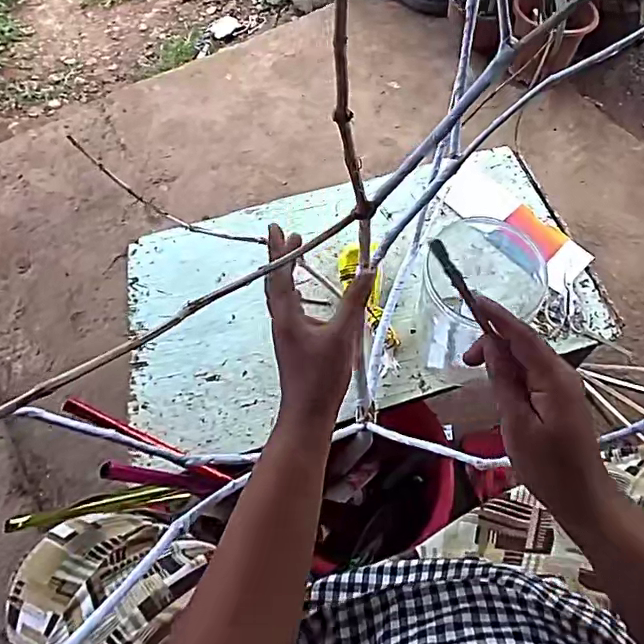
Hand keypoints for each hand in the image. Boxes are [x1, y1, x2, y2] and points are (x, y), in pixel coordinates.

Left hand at [265, 224, 373, 425]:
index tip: (279, 230)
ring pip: (281, 294)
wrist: (307, 413)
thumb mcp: (343, 335)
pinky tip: (303, 295)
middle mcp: (282, 320)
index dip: (281, 251)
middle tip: (285, 235)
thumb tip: (367, 272)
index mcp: (288, 316)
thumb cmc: (321, 377)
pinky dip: (293, 291)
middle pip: (276, 281)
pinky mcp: (292, 341)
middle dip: (281, 256)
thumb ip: (355, 302)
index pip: (281, 275)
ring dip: (286, 272)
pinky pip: (288, 307)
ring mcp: (285, 332)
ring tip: (294, 257)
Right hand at [463, 296, 618, 524]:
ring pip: (527, 358)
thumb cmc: (550, 469)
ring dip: (502, 358)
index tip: (474, 300)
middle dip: (494, 341)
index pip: (522, 336)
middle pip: (524, 344)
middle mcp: (562, 374)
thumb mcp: (517, 425)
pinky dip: (512, 370)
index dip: (497, 316)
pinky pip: (533, 372)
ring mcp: (564, 385)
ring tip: (477, 369)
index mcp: (554, 378)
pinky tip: (499, 381)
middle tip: (466, 359)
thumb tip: (491, 347)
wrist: (585, 500)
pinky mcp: (561, 397)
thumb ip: (503, 382)